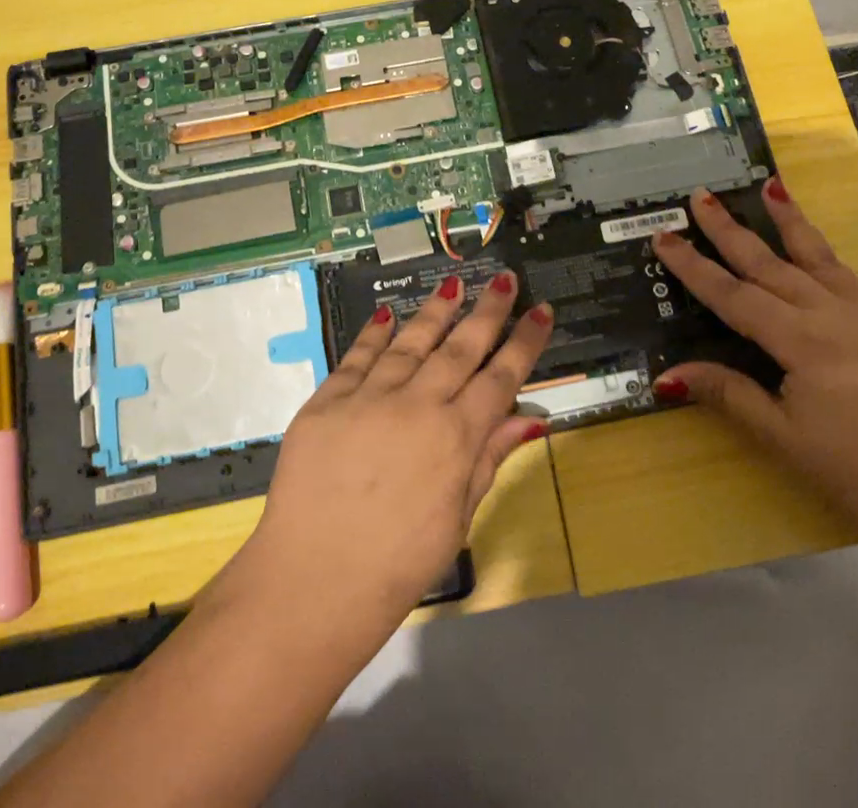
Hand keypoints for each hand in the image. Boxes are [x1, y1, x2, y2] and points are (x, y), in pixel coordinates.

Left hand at [251, 271, 554, 612]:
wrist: (315, 578)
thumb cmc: (398, 563)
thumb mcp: (458, 517)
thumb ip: (488, 460)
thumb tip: (530, 420)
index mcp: (456, 438)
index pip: (501, 379)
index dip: (525, 343)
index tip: (541, 312)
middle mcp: (417, 406)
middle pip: (460, 349)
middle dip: (487, 312)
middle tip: (503, 279)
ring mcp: (367, 400)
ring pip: (409, 344)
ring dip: (434, 312)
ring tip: (453, 285)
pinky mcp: (325, 404)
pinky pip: (355, 359)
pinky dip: (373, 335)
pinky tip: (387, 315)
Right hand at [651, 180, 857, 563]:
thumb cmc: (854, 470)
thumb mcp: (781, 436)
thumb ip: (728, 395)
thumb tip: (666, 375)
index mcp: (798, 341)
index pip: (732, 296)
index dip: (694, 268)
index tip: (663, 238)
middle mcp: (831, 315)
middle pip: (770, 267)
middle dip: (731, 232)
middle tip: (701, 198)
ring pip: (822, 259)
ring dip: (794, 222)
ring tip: (773, 184)